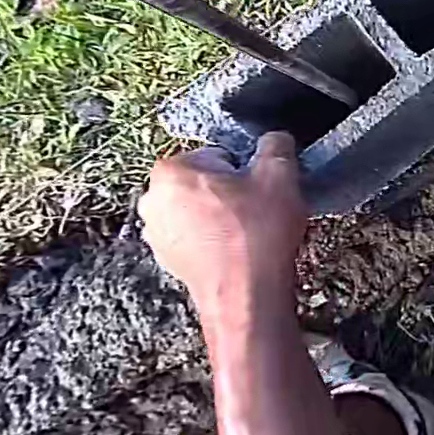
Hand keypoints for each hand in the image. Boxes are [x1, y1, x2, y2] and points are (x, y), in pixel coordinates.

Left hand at [138, 133, 306, 314]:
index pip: (220, 155)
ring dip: (226, 217)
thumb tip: (275, 139)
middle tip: (259, 211)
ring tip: (252, 234)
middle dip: (234, 193)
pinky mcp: (169, 259)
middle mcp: (153, 199)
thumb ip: (276, 145)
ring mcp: (157, 233)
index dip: (248, 171)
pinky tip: (240, 251)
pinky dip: (218, 240)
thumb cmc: (256, 236)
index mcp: (171, 170)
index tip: (261, 190)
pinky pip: (199, 236)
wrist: (246, 295)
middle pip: (208, 182)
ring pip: (203, 210)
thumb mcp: (280, 176)